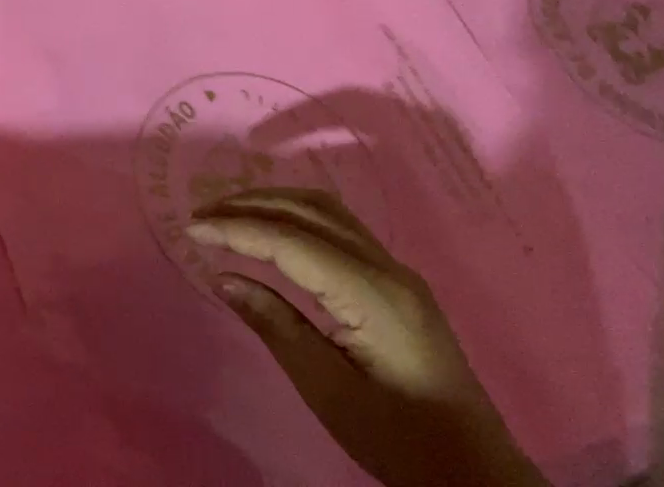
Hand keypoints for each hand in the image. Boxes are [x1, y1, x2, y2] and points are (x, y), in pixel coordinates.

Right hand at [188, 188, 549, 486]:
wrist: (473, 472)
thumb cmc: (396, 436)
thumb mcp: (326, 389)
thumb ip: (274, 324)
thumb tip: (222, 276)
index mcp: (372, 294)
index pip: (290, 240)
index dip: (236, 229)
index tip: (190, 229)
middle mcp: (387, 268)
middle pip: (310, 210)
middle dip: (250, 204)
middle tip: (200, 214)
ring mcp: (397, 272)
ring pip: (327, 211)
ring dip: (273, 203)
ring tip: (227, 215)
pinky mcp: (396, 283)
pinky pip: (339, 228)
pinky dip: (295, 217)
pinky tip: (271, 231)